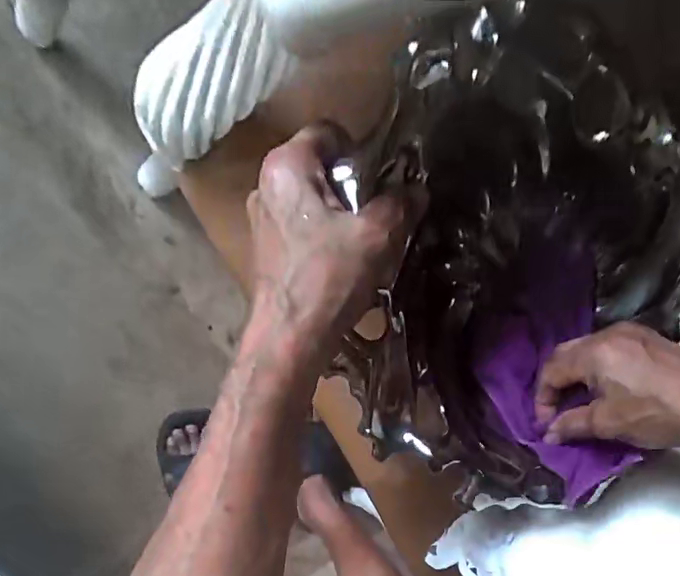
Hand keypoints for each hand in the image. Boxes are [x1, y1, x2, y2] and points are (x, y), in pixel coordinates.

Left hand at [246, 123, 420, 359]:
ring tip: (365, 248)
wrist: (288, 339)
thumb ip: (399, 206)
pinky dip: (324, 241)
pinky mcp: (265, 253)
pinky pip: (302, 232)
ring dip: (341, 219)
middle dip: (354, 190)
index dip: (362, 150)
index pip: (329, 132)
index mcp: (286, 166)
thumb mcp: (374, 238)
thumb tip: (418, 191)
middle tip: (379, 218)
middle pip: (321, 170)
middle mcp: (265, 185)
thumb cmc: (327, 280)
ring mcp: (261, 221)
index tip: (383, 182)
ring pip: (312, 204)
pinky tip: (342, 268)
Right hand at [535, 322, 679, 479]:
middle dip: (557, 384)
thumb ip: (572, 425)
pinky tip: (607, 392)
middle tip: (557, 413)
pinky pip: (611, 351)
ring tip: (581, 406)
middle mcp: (611, 334)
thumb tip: (550, 433)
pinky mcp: (652, 342)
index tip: (546, 425)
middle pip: (568, 354)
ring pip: (590, 351)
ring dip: (578, 377)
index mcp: (595, 351)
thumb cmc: (657, 413)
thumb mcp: (608, 423)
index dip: (543, 399)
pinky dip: (599, 371)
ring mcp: (634, 334)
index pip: (552, 370)